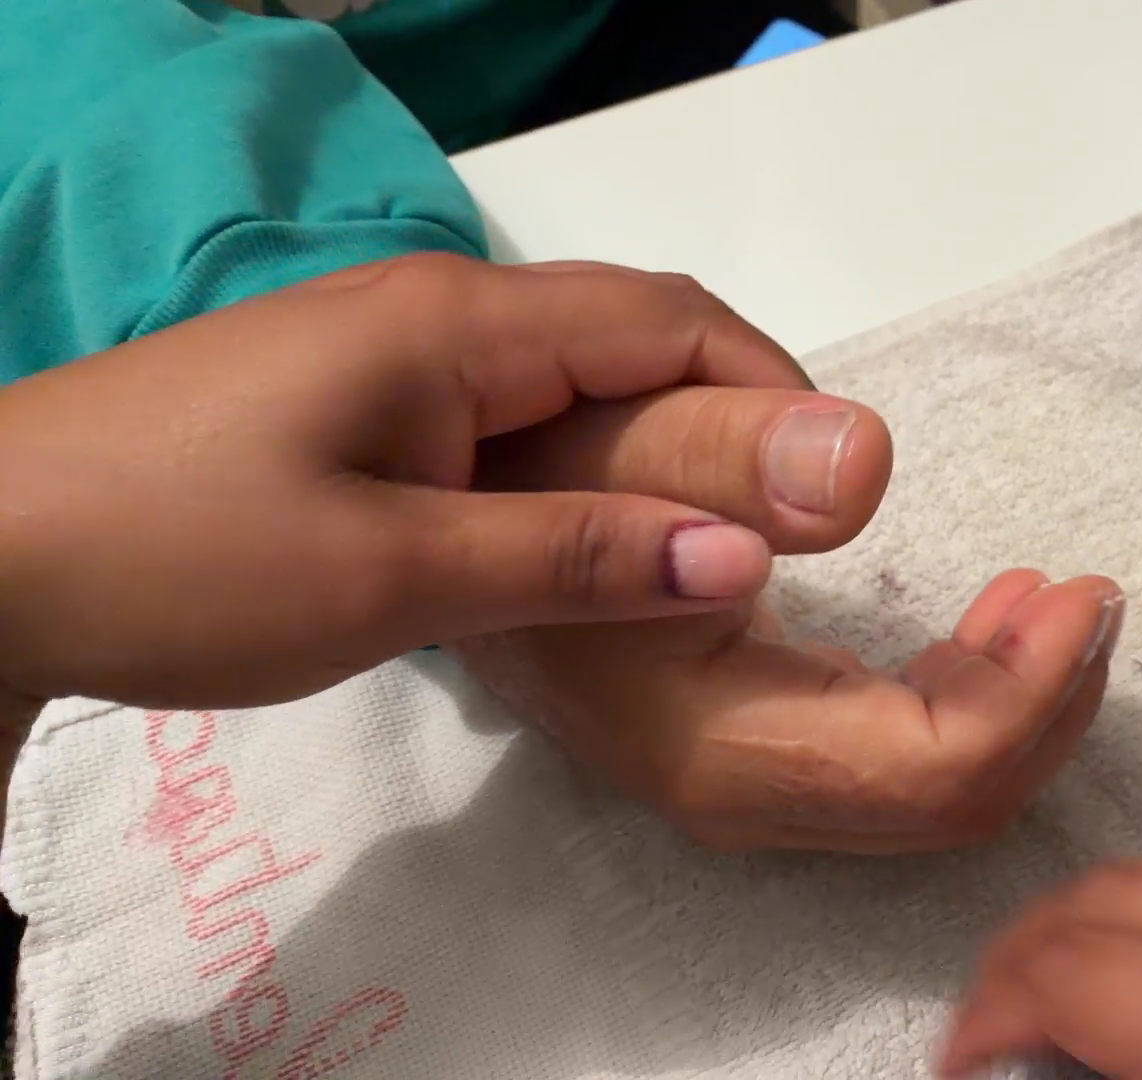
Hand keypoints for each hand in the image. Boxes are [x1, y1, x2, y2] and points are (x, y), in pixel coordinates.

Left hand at [0, 256, 811, 708]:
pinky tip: (619, 521)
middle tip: (781, 504)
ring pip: (600, 375)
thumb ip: (582, 559)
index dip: (768, 378)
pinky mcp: (406, 405)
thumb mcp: (397, 573)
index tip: (823, 467)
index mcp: (469, 325)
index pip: (670, 316)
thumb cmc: (174, 557)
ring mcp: (430, 360)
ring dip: (677, 436)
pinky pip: (550, 414)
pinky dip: (615, 459)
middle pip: (645, 332)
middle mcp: (462, 318)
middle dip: (736, 405)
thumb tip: (744, 564)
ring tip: (718, 520)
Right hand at [453, 384, 1124, 851]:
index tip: (1086, 597)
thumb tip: (867, 465)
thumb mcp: (619, 436)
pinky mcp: (782, 748)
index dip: (1030, 693)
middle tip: (1096, 601)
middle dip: (1047, 704)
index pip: (926, 767)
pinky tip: (998, 625)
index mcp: (724, 740)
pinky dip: (979, 697)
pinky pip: (912, 755)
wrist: (478, 537)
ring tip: (1061, 603)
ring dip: (1024, 700)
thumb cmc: (538, 481)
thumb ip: (733, 451)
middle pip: (951, 798)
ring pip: (940, 786)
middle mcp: (753, 792)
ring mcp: (768, 782)